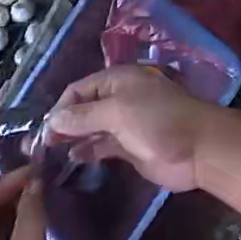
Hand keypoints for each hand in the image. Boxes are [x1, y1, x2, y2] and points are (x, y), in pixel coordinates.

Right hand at [46, 66, 221, 192]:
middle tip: (41, 145)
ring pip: (92, 128)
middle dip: (64, 123)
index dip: (60, 107)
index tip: (44, 130)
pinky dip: (88, 150)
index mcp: (117, 80)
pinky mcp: (131, 147)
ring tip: (51, 154)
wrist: (199, 148)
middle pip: (84, 108)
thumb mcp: (118, 112)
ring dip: (73, 138)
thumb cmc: (158, 121)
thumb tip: (52, 120)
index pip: (79, 89)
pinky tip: (73, 159)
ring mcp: (126, 123)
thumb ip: (83, 116)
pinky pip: (103, 146)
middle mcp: (119, 99)